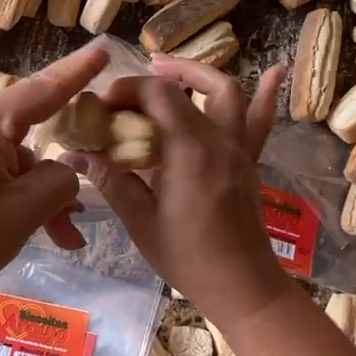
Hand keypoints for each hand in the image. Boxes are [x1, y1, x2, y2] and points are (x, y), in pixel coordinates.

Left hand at [0, 43, 109, 309]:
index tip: (105, 47)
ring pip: (15, 166)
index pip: (43, 89)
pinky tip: (31, 233)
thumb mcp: (24, 211)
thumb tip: (66, 171)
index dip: (77, 71)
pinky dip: (18, 202)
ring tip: (64, 238)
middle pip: (31, 137)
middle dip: (62, 171)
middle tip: (90, 194)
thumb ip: (59, 182)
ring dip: (42, 198)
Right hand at [82, 56, 293, 322]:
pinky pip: (259, 121)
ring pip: (229, 93)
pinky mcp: (249, 161)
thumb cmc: (188, 257)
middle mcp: (219, 139)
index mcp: (189, 151)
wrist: (242, 285)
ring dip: (200, 75)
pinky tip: (275, 71)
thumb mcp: (141, 221)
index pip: (157, 95)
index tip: (103, 107)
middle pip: (190, 87)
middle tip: (133, 81)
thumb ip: (113, 180)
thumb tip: (80, 153)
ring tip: (173, 69)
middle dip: (158, 76)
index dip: (127, 90)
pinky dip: (266, 95)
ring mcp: (239, 148)